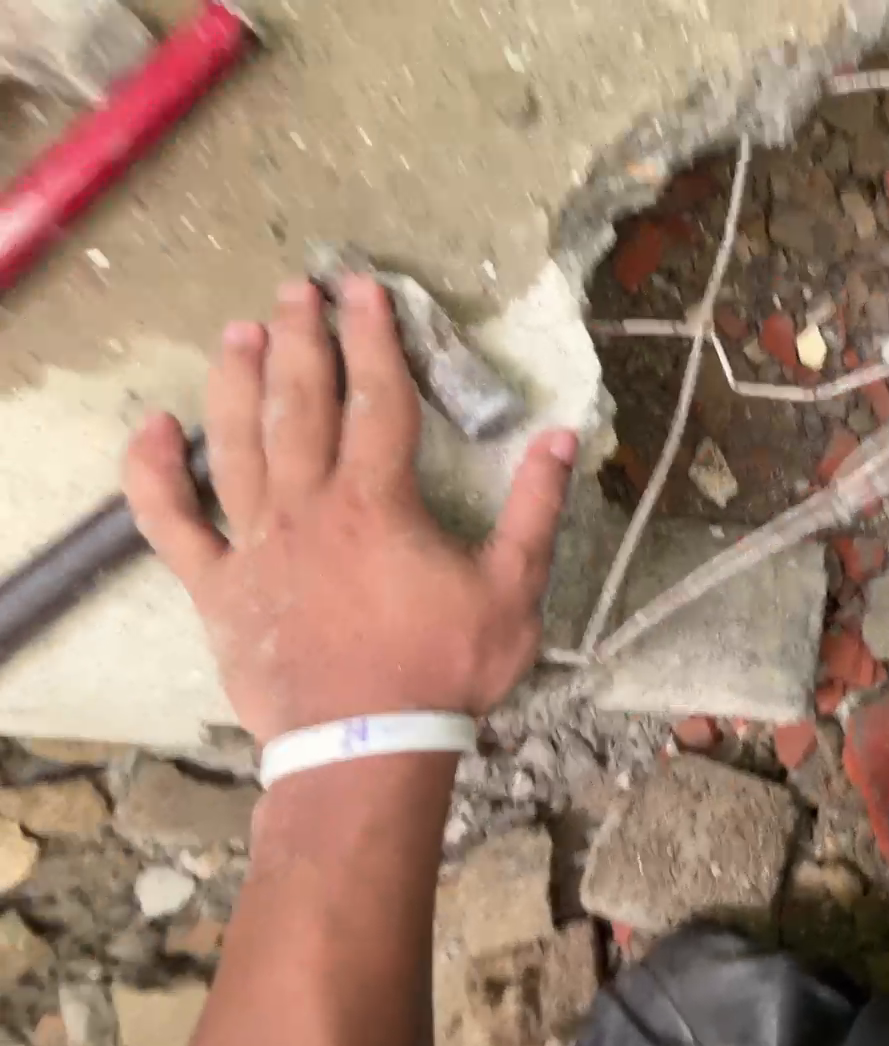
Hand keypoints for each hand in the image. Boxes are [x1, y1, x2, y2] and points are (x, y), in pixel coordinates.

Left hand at [122, 278, 576, 742]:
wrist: (370, 741)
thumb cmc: (450, 662)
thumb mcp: (516, 585)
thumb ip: (537, 509)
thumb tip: (563, 439)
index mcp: (378, 505)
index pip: (377, 403)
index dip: (375, 342)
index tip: (367, 292)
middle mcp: (307, 509)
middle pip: (300, 408)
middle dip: (301, 342)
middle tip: (297, 289)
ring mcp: (253, 545)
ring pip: (235, 446)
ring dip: (237, 383)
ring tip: (240, 332)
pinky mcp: (219, 584)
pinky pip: (172, 521)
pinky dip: (154, 473)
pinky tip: (152, 429)